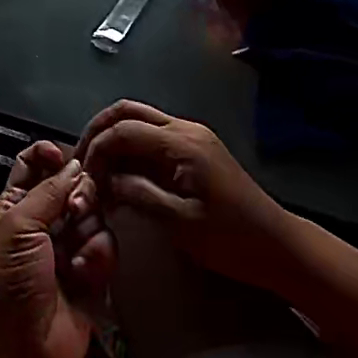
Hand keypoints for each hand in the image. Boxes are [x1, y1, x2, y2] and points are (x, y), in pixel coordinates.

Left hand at [0, 141, 115, 357]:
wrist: (22, 353)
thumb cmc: (7, 286)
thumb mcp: (19, 227)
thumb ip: (48, 190)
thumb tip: (73, 164)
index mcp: (17, 204)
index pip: (34, 163)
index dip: (50, 154)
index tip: (64, 155)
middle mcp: (43, 220)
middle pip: (72, 184)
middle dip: (78, 194)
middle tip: (75, 208)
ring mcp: (68, 244)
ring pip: (94, 213)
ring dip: (87, 231)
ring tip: (73, 254)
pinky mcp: (90, 269)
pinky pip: (106, 245)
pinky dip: (97, 257)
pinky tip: (82, 274)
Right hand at [76, 100, 298, 292]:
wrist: (278, 246)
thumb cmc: (231, 239)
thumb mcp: (180, 223)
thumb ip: (138, 194)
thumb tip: (103, 180)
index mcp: (182, 142)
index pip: (124, 130)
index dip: (97, 150)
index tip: (83, 178)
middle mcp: (184, 129)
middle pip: (128, 111)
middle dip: (98, 131)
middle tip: (79, 161)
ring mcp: (189, 136)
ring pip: (138, 120)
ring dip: (112, 138)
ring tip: (94, 169)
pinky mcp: (192, 149)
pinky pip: (151, 136)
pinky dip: (129, 150)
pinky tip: (118, 174)